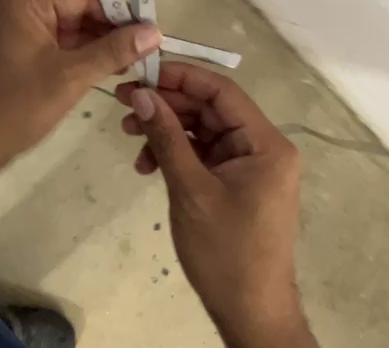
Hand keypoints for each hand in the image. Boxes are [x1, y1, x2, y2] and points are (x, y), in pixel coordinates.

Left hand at [0, 0, 159, 175]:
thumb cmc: (18, 105)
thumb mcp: (71, 76)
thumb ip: (113, 50)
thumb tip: (155, 30)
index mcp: (28, 1)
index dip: (120, 12)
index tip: (154, 31)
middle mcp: (25, 6)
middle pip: (81, 10)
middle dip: (114, 29)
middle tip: (153, 50)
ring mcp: (25, 28)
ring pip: (76, 28)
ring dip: (104, 44)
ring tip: (142, 62)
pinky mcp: (28, 50)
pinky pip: (65, 44)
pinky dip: (88, 55)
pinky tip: (117, 69)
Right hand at [117, 63, 312, 347]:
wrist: (250, 314)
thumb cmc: (227, 251)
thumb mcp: (191, 189)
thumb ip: (166, 136)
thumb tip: (141, 93)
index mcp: (265, 143)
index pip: (221, 91)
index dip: (180, 76)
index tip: (142, 73)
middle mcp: (261, 147)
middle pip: (208, 108)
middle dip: (165, 104)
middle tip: (123, 101)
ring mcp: (247, 165)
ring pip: (199, 128)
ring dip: (163, 129)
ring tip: (128, 133)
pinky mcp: (233, 182)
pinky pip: (200, 152)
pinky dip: (172, 153)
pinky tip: (146, 165)